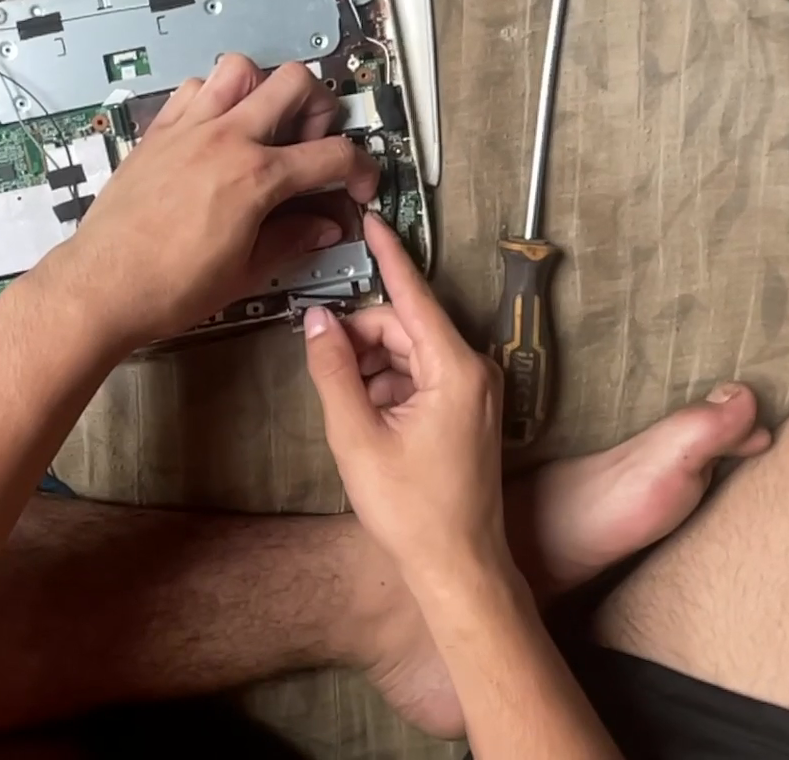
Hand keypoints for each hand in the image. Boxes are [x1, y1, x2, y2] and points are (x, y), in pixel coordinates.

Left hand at [44, 54, 379, 348]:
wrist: (102, 287)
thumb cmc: (169, 287)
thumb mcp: (245, 272)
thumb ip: (292, 239)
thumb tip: (325, 226)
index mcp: (257, 177)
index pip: (333, 154)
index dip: (361, 170)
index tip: (358, 186)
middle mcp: (226, 139)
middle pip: (295, 82)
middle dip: (319, 108)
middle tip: (310, 143)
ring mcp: (189, 129)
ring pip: (240, 68)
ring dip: (262, 89)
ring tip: (262, 127)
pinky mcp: (158, 132)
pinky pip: (192, 87)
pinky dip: (213, 96)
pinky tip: (215, 130)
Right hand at [305, 213, 511, 579]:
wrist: (457, 568)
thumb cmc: (411, 510)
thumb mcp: (356, 436)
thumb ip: (333, 370)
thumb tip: (317, 319)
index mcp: (455, 370)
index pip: (413, 294)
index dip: (388, 254)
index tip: (371, 219)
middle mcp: (471, 369)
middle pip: (400, 326)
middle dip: (359, 340)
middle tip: (326, 369)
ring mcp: (470, 388)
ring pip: (404, 350)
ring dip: (369, 368)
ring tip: (351, 411)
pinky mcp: (462, 406)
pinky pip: (414, 373)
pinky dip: (384, 385)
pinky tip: (368, 418)